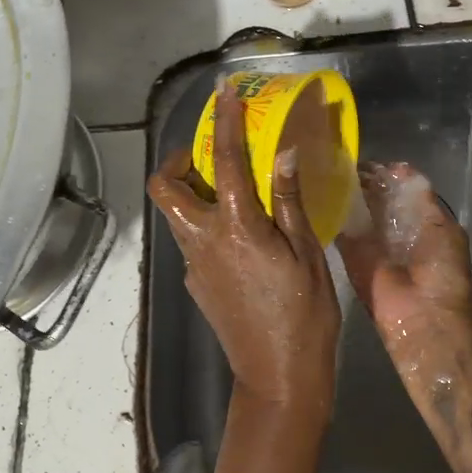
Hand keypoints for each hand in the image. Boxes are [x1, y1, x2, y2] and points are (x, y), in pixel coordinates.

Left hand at [146, 81, 339, 414]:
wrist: (277, 380)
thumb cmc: (304, 316)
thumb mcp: (307, 254)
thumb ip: (288, 200)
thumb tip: (283, 150)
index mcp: (236, 226)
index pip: (223, 160)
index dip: (223, 121)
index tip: (223, 92)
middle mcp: (202, 239)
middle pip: (164, 187)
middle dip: (177, 163)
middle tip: (207, 158)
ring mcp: (193, 263)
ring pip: (174, 213)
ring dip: (190, 192)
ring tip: (229, 192)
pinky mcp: (195, 283)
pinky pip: (190, 239)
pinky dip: (205, 223)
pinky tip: (240, 237)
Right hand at [336, 162, 471, 371]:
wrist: (421, 320)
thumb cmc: (441, 274)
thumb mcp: (440, 228)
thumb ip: (421, 198)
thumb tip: (399, 167)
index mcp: (422, 223)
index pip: (400, 190)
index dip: (388, 174)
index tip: (369, 160)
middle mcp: (395, 229)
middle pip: (377, 197)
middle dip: (365, 180)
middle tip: (343, 161)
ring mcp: (372, 241)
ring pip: (357, 208)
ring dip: (347, 192)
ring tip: (329, 169)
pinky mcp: (351, 252)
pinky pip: (340, 226)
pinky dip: (331, 210)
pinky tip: (320, 190)